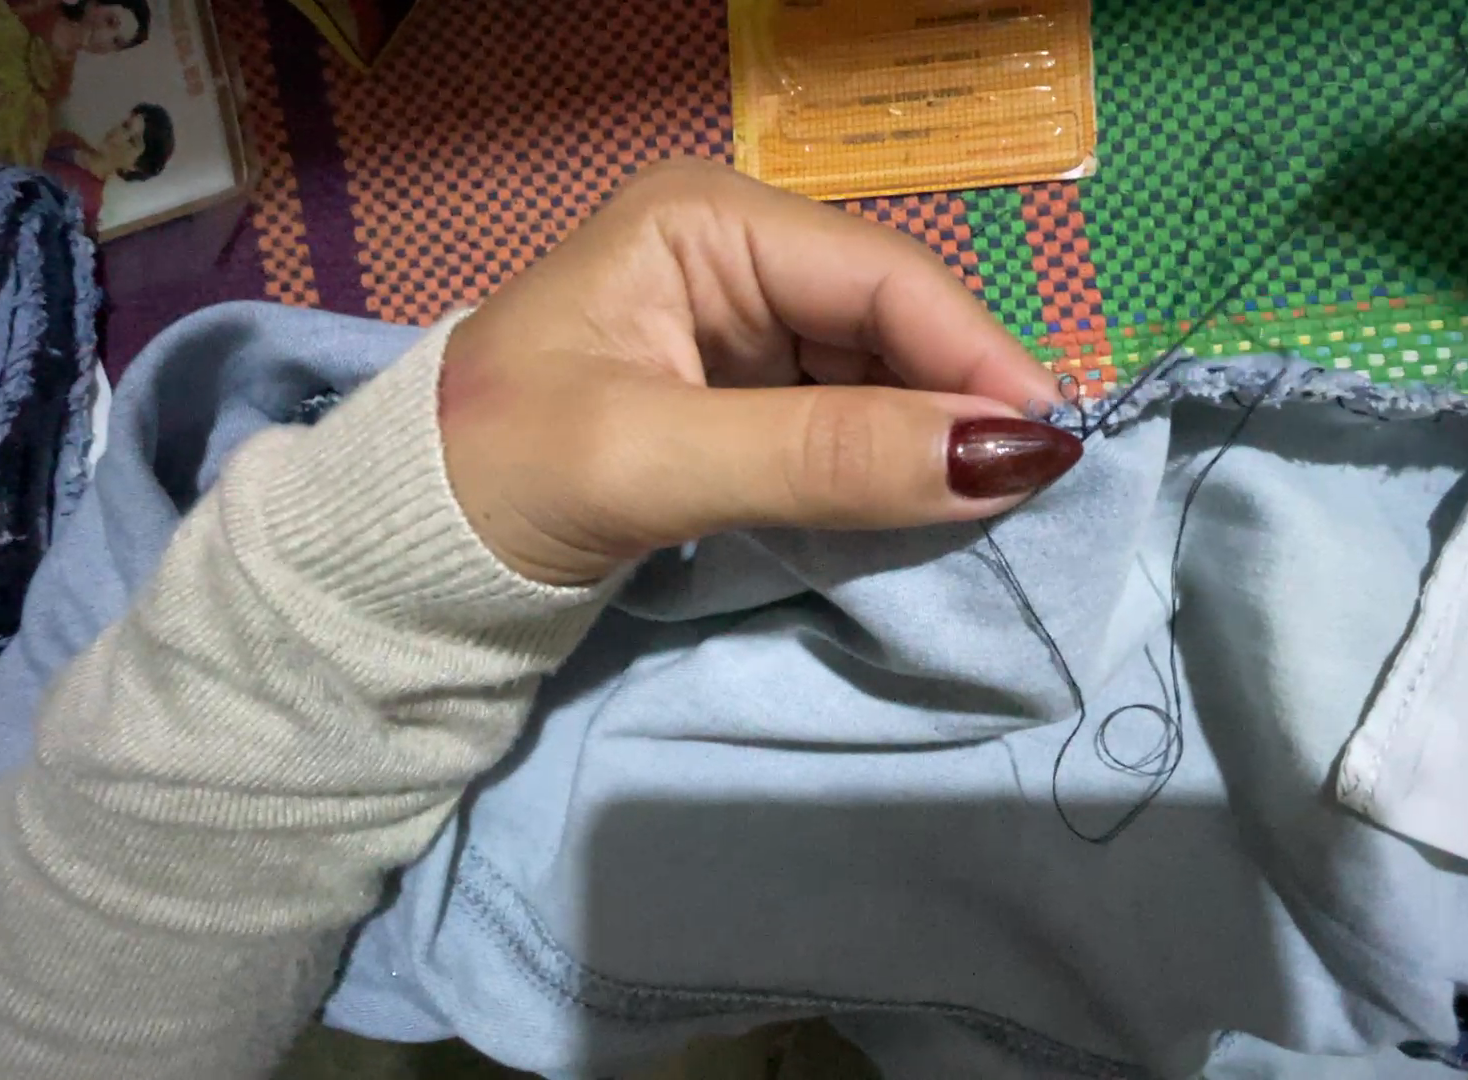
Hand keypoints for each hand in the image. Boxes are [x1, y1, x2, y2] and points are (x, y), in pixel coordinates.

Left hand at [439, 159, 1081, 585]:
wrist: (420, 546)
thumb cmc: (500, 476)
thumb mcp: (651, 458)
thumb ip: (822, 457)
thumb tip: (1002, 459)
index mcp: (706, 222)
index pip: (881, 277)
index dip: (974, 358)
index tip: (1047, 446)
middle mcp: (739, 260)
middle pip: (891, 324)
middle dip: (959, 401)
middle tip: (1026, 485)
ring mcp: (747, 333)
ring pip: (880, 376)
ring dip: (932, 437)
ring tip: (987, 499)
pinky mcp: (749, 399)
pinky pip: (847, 423)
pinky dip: (889, 464)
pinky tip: (919, 497)